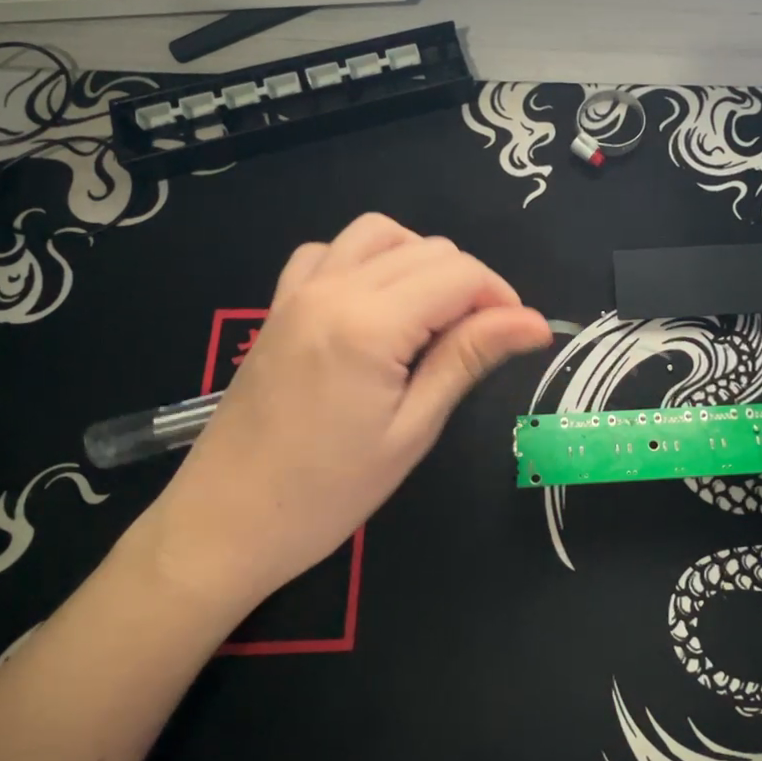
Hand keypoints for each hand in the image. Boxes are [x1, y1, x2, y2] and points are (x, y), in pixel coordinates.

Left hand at [136, 214, 553, 607]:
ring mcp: (298, 292)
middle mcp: (333, 288)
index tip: (519, 338)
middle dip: (470, 285)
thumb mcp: (412, 430)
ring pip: (379, 234)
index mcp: (370, 323)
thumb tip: (535, 322)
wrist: (226, 525)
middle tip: (481, 343)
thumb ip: (469, 359)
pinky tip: (375, 305)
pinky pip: (328, 252)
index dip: (502, 299)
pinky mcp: (277, 306)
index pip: (461, 275)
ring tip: (434, 317)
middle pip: (429, 249)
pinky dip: (365, 261)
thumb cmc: (328, 493)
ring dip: (421, 262)